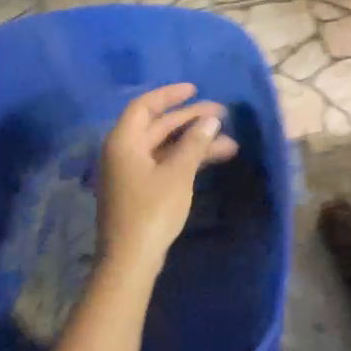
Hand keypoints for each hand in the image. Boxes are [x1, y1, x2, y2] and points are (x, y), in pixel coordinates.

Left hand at [98, 83, 238, 271]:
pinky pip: (163, 163)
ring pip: (164, 147)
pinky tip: (210, 160)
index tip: (195, 90)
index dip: (170, 95)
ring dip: (193, 142)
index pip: (145, 106)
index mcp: (124, 142)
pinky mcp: (139, 190)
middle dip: (190, 120)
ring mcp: (130, 173)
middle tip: (222, 115)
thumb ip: (194, 143)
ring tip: (228, 143)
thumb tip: (210, 120)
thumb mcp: (177, 174)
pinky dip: (185, 159)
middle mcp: (123, 152)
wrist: (130, 260)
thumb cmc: (152, 211)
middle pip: (157, 126)